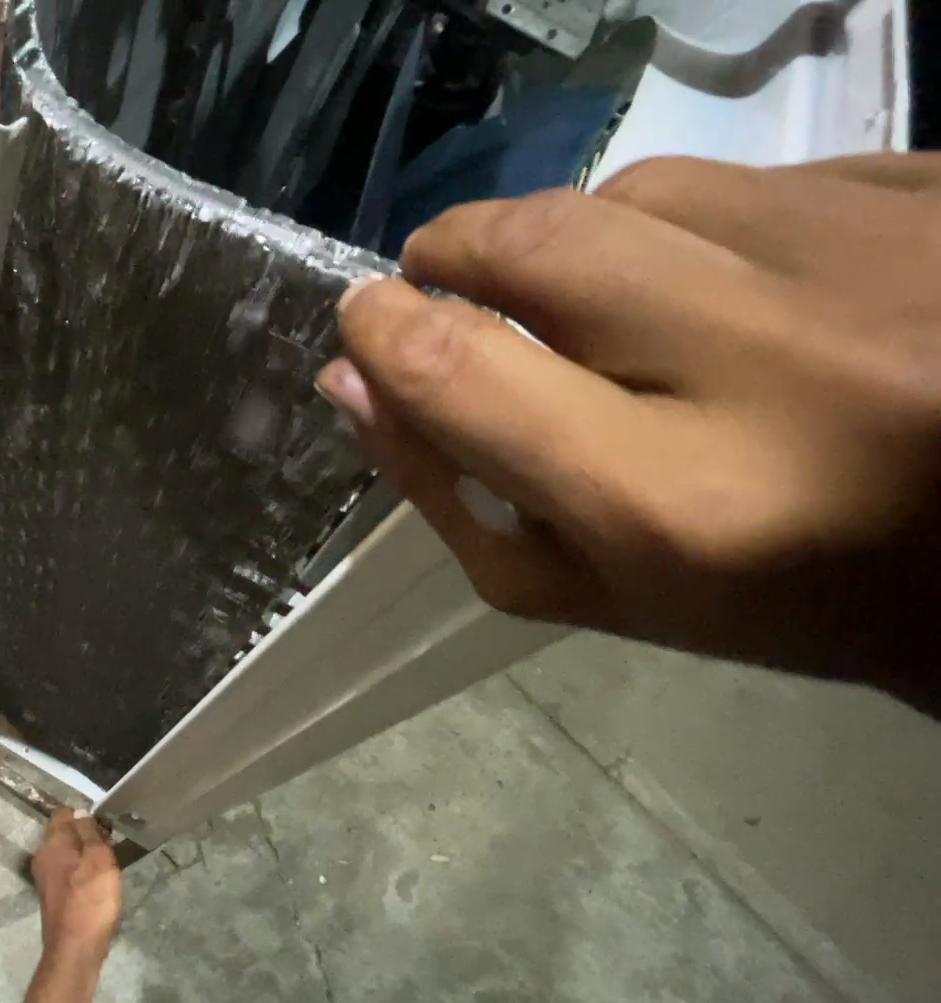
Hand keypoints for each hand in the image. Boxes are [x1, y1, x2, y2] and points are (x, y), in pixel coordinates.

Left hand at [31, 809, 122, 960]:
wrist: (74, 950)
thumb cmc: (90, 901)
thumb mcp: (99, 860)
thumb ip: (89, 832)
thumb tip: (81, 812)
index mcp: (51, 843)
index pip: (63, 814)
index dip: (84, 815)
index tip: (105, 825)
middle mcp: (42, 856)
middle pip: (63, 834)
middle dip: (85, 836)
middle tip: (110, 845)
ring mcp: (45, 878)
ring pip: (66, 854)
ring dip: (84, 856)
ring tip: (107, 865)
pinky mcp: (51, 896)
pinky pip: (66, 873)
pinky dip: (80, 873)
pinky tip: (96, 885)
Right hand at [319, 154, 940, 709]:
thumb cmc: (757, 594)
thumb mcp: (570, 580)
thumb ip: (440, 485)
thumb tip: (349, 377)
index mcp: (672, 502)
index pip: (460, 368)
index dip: (382, 326)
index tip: (365, 317)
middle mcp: (782, 368)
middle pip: (538, 243)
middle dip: (452, 249)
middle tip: (439, 277)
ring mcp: (889, 257)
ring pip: (636, 191)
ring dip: (571, 238)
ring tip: (597, 298)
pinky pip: (751, 175)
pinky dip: (688, 225)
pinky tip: (725, 285)